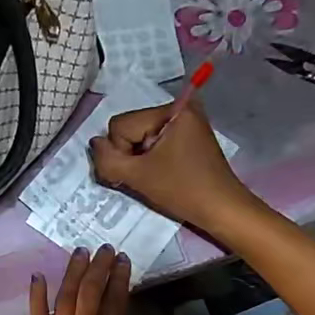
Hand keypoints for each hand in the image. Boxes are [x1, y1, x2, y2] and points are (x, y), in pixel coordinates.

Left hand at [30, 245, 130, 314]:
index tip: (124, 260)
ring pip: (66, 301)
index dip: (121, 280)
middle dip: (100, 268)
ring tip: (80, 252)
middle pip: (92, 295)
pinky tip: (38, 277)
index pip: (117, 305)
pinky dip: (37, 298)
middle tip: (106, 248)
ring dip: (73, 274)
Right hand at [90, 103, 262, 233]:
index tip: (139, 172)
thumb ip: (108, 160)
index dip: (121, 152)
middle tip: (147, 175)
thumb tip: (93, 143)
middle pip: (130, 127)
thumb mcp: (138, 177)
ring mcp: (186, 119)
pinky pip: (156, 139)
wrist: (221, 208)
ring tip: (156, 176)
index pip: (120, 125)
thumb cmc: (182, 190)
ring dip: (140, 157)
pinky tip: (162, 172)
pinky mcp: (189, 133)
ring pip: (141, 135)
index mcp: (171, 109)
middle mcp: (179, 106)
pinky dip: (152, 156)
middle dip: (131, 153)